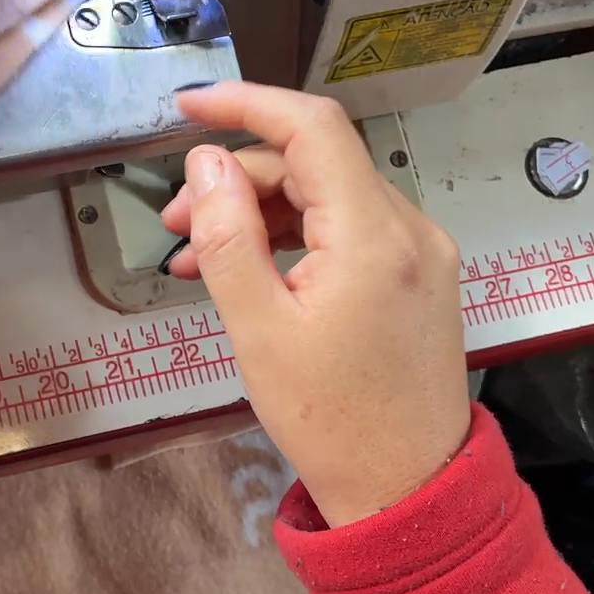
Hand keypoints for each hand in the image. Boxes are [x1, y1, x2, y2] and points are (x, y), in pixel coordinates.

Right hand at [161, 83, 472, 526]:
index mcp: (372, 235)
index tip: (187, 107)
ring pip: (327, 198)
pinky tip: (248, 271)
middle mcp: (408, 227)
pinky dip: (294, 239)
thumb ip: (227, 236)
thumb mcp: (257, 329)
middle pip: (314, 165)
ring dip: (260, 213)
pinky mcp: (416, 276)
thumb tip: (205, 164)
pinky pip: (347, 232)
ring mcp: (420, 251)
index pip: (311, 128)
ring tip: (196, 256)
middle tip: (174, 223)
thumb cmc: (327, 418)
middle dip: (237, 180)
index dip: (245, 103)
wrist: (407, 490)